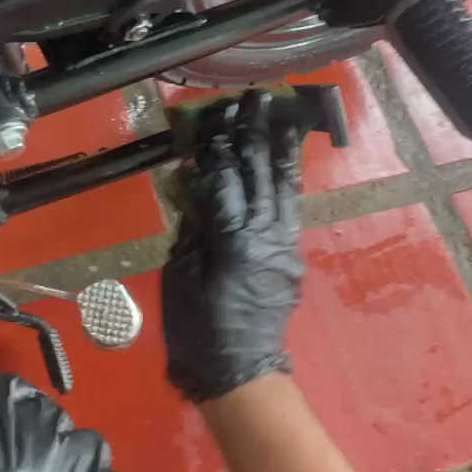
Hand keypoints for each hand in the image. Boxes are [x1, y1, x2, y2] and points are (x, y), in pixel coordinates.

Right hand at [161, 88, 305, 402]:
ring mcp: (285, 246)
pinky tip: (283, 163)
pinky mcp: (291, 258)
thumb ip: (193, 228)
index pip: (226, 178)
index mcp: (233, 240)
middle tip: (256, 99)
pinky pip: (289, 210)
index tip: (219, 113)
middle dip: (256, 134)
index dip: (220, 144)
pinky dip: (286, 182)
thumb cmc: (197, 329)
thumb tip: (198, 186)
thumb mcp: (180, 275)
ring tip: (282, 117)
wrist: (239, 372)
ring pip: (285, 188)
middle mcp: (266, 236)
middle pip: (261, 174)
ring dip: (281, 150)